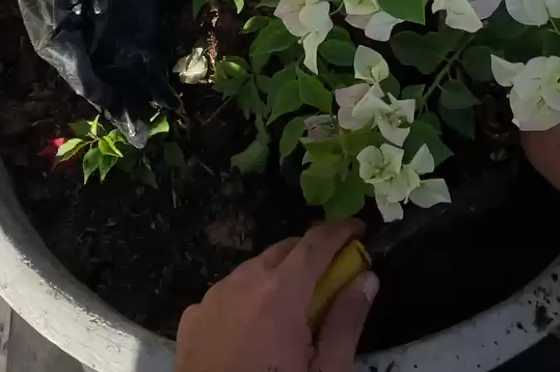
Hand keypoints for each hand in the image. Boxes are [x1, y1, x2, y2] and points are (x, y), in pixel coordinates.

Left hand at [177, 218, 378, 371]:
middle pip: (285, 250)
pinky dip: (246, 299)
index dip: (341, 231)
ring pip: (254, 268)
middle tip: (330, 282)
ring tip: (290, 313)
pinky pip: (227, 293)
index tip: (360, 230)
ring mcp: (213, 296)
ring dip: (277, 277)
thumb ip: (346, 322)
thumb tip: (366, 278)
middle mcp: (244, 281)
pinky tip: (252, 330)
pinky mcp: (193, 316)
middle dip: (311, 256)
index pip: (316, 242)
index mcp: (281, 291)